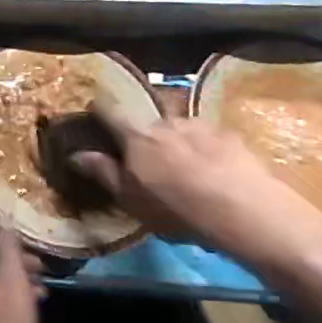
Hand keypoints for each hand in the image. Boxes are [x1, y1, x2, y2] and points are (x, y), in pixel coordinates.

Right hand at [68, 107, 321, 271]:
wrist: (245, 211)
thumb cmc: (176, 209)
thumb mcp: (130, 199)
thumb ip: (102, 172)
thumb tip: (76, 153)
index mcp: (135, 135)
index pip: (108, 111)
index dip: (98, 111)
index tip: (93, 114)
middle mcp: (165, 122)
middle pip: (147, 124)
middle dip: (145, 139)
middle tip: (151, 164)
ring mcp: (201, 125)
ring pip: (180, 131)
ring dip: (178, 145)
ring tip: (188, 172)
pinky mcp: (231, 136)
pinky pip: (209, 140)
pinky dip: (206, 151)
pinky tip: (215, 174)